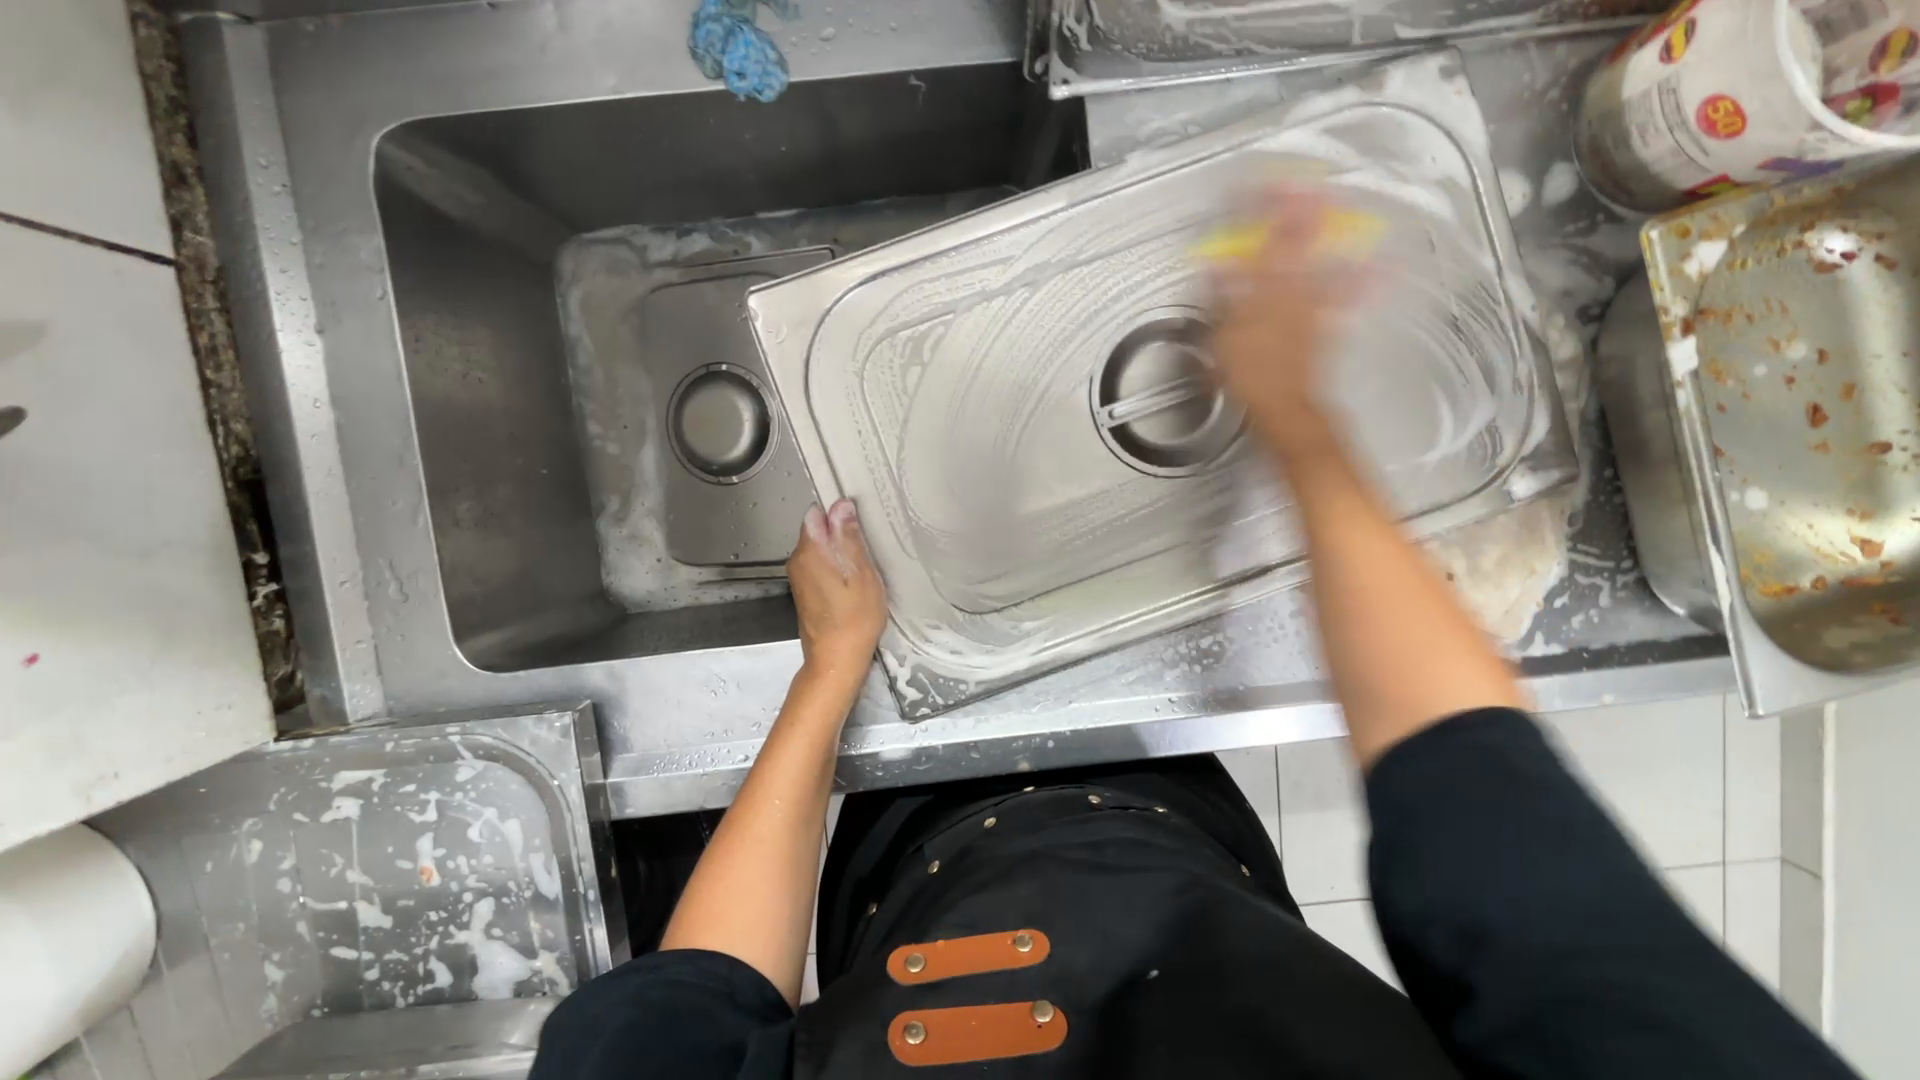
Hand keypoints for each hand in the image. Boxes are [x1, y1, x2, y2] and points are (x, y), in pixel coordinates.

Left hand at [787, 498, 886, 686]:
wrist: (836, 660)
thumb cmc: (855, 618)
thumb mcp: (861, 573)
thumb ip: (849, 537)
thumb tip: (841, 505)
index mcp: (809, 551)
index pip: (816, 513)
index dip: (838, 514)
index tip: (859, 524)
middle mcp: (798, 560)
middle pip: (817, 531)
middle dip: (840, 534)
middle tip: (867, 549)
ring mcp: (799, 578)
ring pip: (820, 551)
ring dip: (840, 554)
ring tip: (863, 569)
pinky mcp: (805, 593)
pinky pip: (819, 568)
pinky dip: (835, 570)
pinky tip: (853, 585)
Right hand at [1210, 186, 1371, 461]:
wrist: (1284, 407)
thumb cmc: (1250, 376)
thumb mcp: (1221, 336)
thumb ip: (1223, 296)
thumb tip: (1216, 265)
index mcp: (1263, 290)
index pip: (1263, 239)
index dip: (1264, 209)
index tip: (1264, 184)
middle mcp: (1293, 290)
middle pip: (1299, 241)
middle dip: (1304, 210)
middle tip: (1308, 182)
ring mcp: (1313, 304)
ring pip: (1324, 260)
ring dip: (1333, 232)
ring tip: (1344, 204)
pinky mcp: (1326, 323)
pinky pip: (1349, 294)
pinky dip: (1367, 277)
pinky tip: (1383, 264)